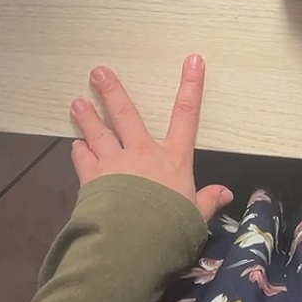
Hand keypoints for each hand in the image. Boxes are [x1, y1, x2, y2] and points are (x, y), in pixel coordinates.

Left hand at [69, 55, 233, 221]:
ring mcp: (114, 162)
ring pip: (99, 133)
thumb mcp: (195, 216)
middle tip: (98, 71)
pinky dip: (79, 151)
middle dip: (113, 91)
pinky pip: (84, 160)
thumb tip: (226, 193)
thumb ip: (207, 201)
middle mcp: (142, 152)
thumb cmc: (169, 227)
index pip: (187, 115)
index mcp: (172, 158)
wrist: (132, 240)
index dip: (191, 86)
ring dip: (88, 117)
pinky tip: (75, 145)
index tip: (193, 61)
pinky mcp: (92, 179)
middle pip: (126, 114)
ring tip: (77, 102)